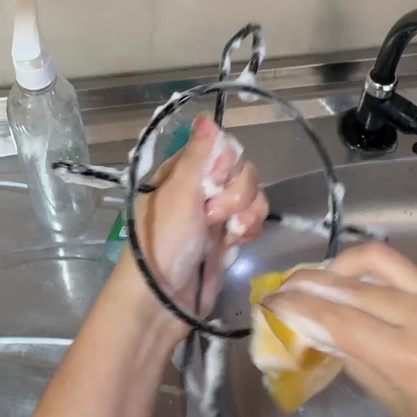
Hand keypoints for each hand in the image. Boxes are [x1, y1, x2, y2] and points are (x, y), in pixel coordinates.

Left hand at [124, 114, 269, 323]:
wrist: (163, 300)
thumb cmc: (163, 241)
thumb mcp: (178, 193)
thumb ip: (197, 156)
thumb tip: (206, 117)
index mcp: (182, 170)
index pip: (221, 147)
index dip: (226, 162)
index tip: (217, 179)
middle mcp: (200, 187)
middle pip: (241, 171)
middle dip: (236, 193)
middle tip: (213, 216)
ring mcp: (215, 214)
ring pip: (252, 196)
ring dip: (246, 213)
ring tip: (229, 233)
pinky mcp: (229, 238)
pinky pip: (254, 221)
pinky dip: (250, 229)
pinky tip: (236, 243)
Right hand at [259, 242, 416, 416]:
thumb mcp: (400, 407)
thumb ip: (356, 361)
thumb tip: (318, 333)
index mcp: (409, 355)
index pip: (336, 317)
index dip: (297, 306)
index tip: (270, 301)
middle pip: (349, 285)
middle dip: (308, 283)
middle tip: (281, 287)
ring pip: (374, 260)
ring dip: (338, 265)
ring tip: (318, 280)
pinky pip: (399, 269)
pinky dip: (367, 270)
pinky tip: (353, 284)